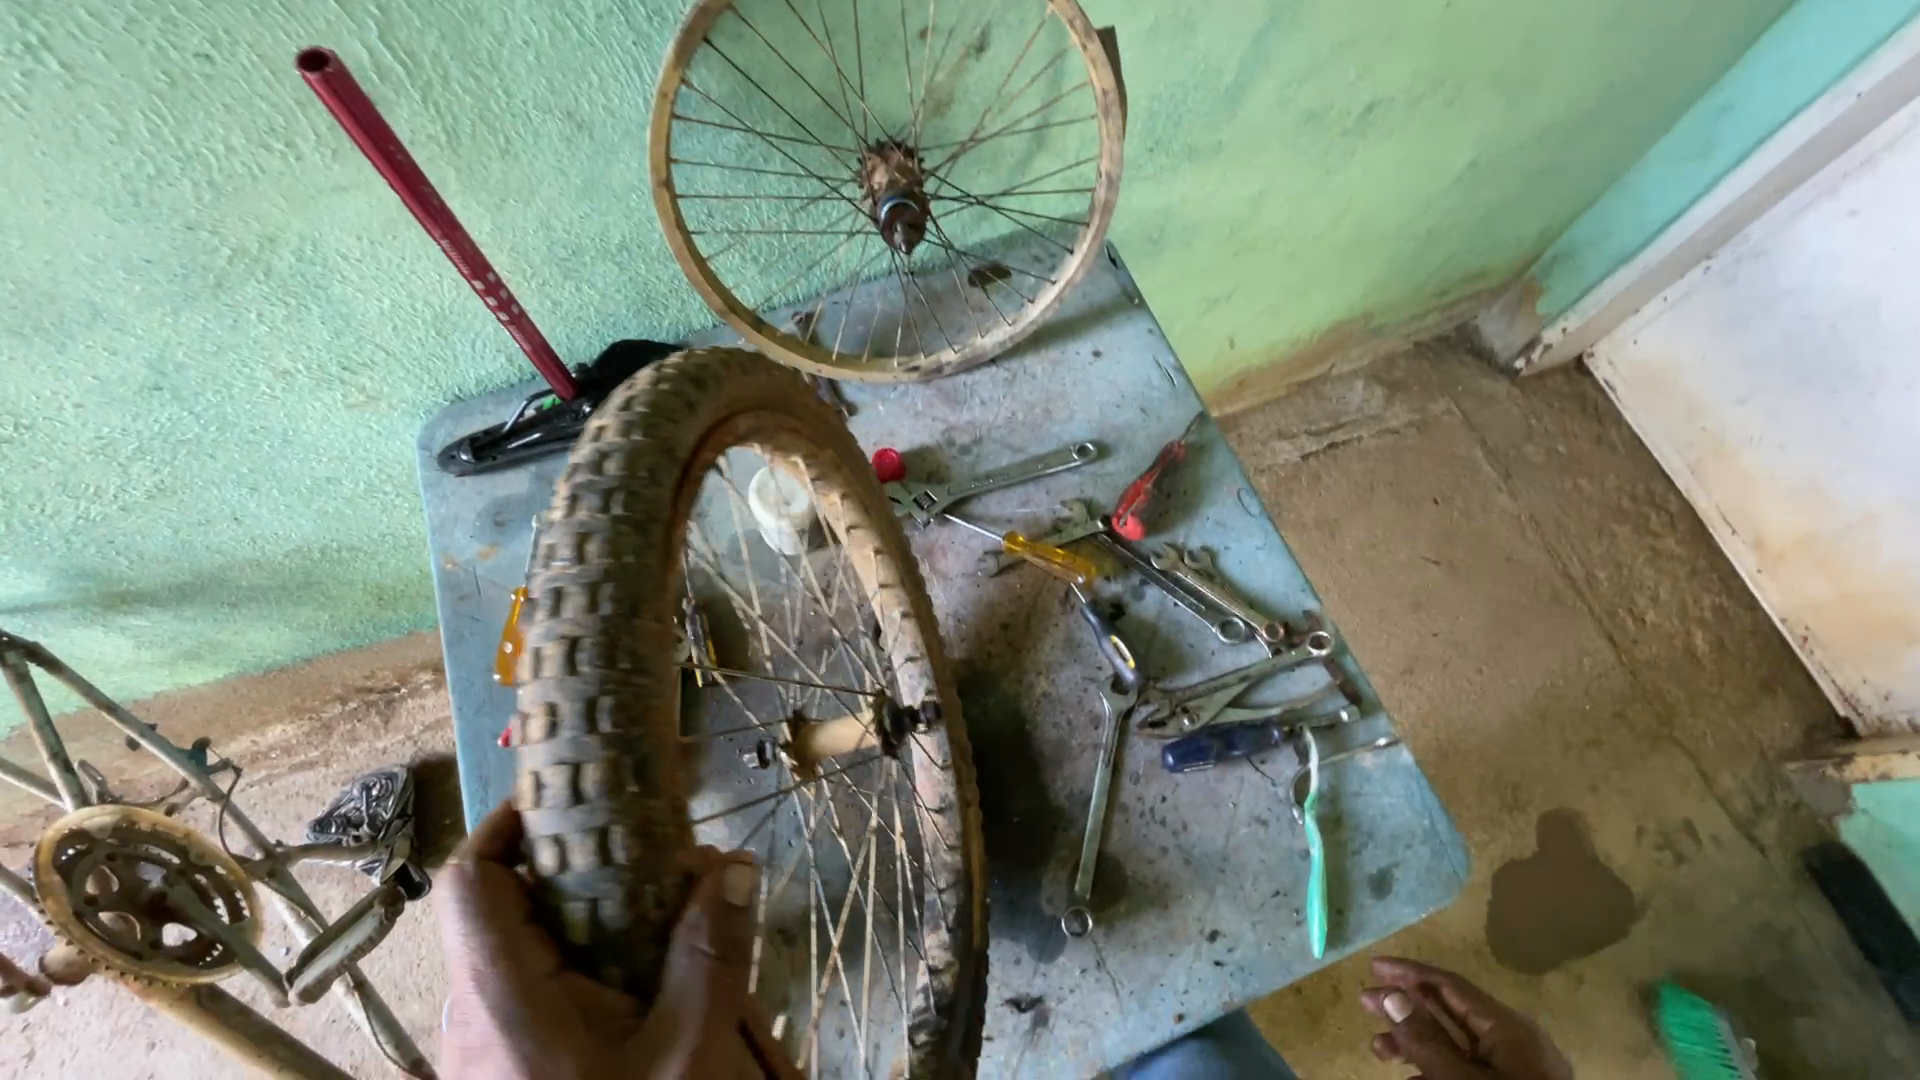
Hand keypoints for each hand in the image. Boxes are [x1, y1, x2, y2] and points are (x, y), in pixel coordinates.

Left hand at [435, 801, 759, 1079]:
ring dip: (600, 912)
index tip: (575, 789)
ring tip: (672, 907)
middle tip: (660, 852)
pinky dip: (596, 957)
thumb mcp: (685, 1057)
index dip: (511, 822)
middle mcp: (479, 1016)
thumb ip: (712, 956)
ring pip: (531, 947)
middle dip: (587, 864)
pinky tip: (654, 971)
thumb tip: (734, 865)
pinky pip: (543, 987)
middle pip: (511, 905)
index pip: (472, 884)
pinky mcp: (509, 1067)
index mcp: (504, 1002)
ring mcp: (488, 1046)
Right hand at [1359, 957, 1572, 1078]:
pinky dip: (1437, 1069)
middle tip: (1365, 1003)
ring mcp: (1519, 1074)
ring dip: (1415, 1043)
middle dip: (1406, 1008)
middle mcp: (1516, 1045)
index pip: (1451, 984)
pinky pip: (1469, 1071)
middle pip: (1450, 1012)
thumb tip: (1391, 994)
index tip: (1373, 967)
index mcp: (1510, 1030)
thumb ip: (1425, 1040)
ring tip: (1378, 1050)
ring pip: (1457, 1045)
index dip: (1409, 972)